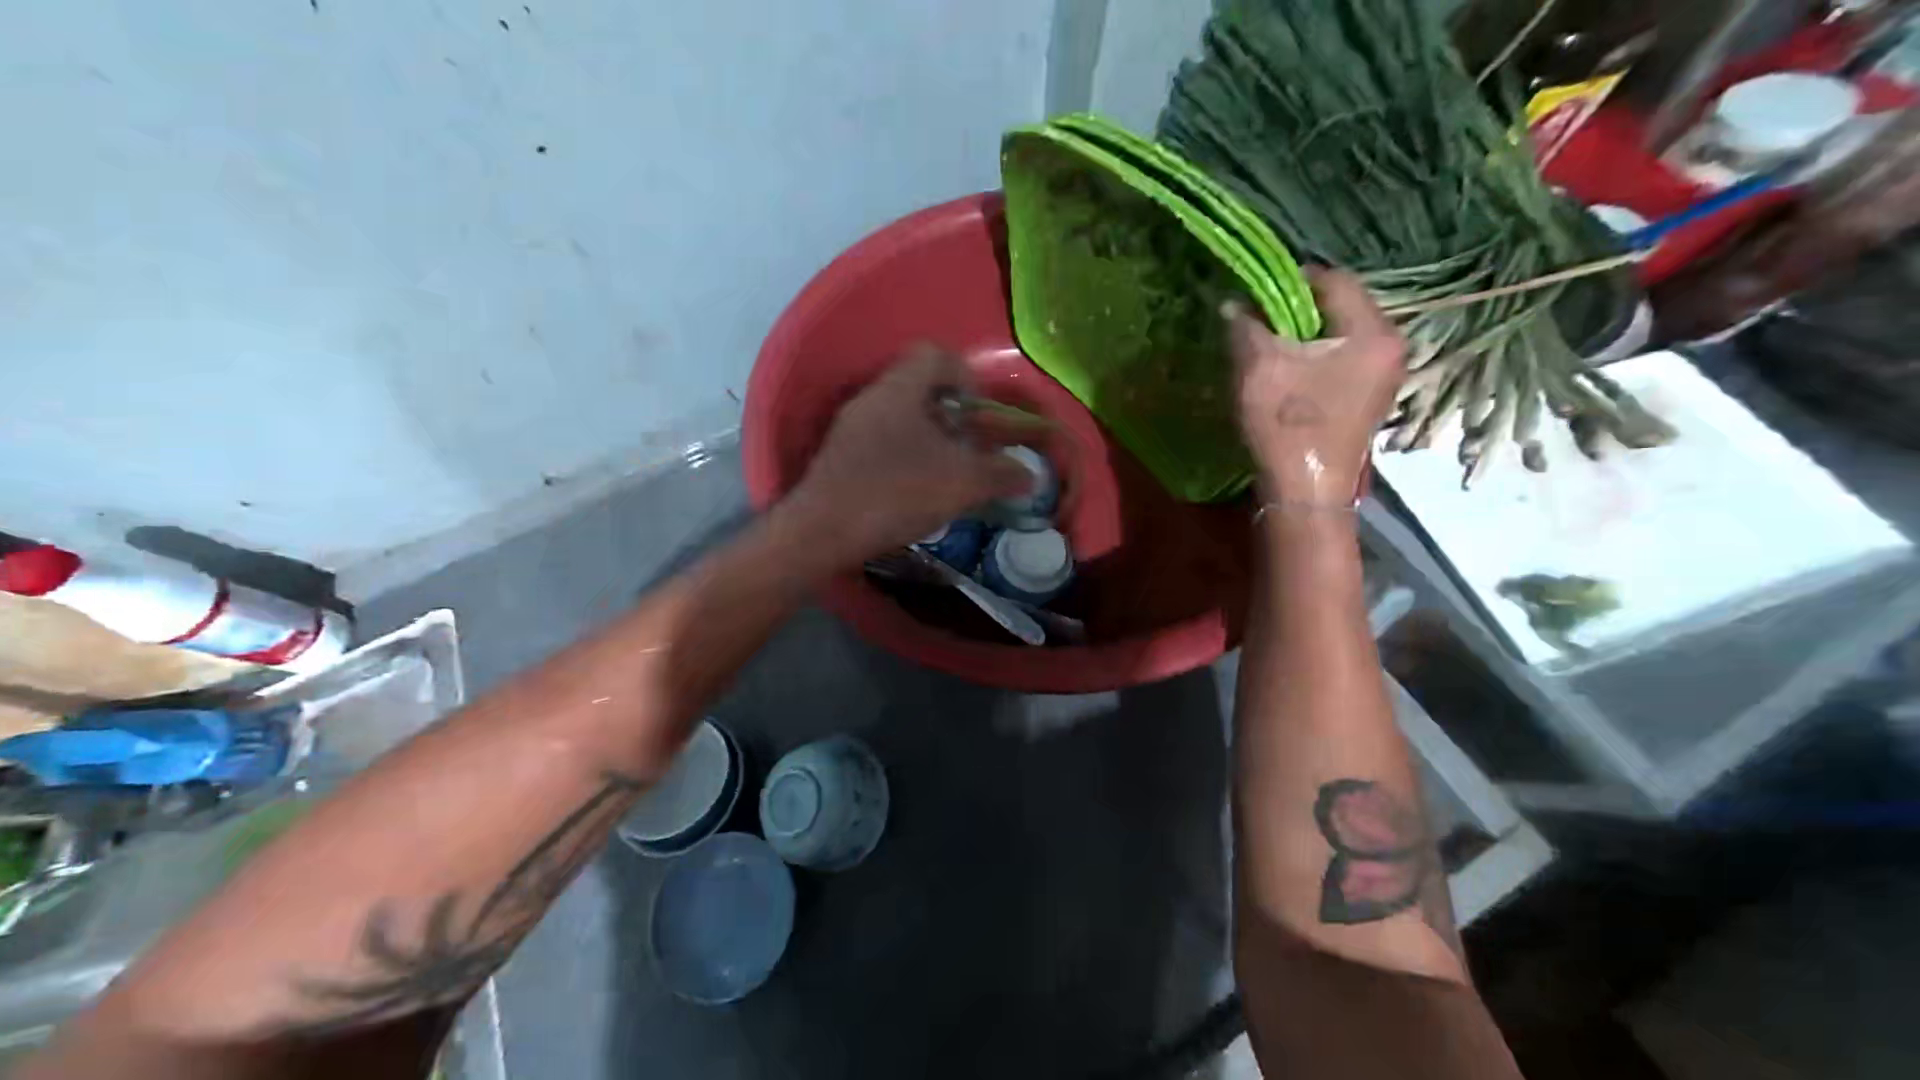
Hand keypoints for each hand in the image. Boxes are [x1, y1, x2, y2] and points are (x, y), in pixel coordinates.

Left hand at [784, 344, 1032, 565]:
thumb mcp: (961, 484)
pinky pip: (883, 444)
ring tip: (949, 475)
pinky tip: (917, 494)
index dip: (966, 376)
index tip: (979, 414)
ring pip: (902, 420)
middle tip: (971, 449)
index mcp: (899, 389)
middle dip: (953, 417)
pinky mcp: (840, 459)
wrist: (822, 533)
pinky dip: (907, 460)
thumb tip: (1028, 475)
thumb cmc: (895, 493)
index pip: (936, 354)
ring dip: (931, 442)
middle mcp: (871, 399)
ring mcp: (851, 429)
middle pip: (920, 389)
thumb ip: (1000, 475)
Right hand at [1230, 268, 1405, 507]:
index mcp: (1373, 332)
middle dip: (1294, 309)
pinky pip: (1341, 358)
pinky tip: (1285, 373)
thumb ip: (1246, 326)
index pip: (1333, 279)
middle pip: (1339, 306)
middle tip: (1256, 321)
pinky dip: (1312, 357)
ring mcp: (1383, 374)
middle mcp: (1390, 346)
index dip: (1290, 280)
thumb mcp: (1259, 367)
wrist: (1304, 493)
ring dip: (1301, 335)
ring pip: (1338, 334)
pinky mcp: (1368, 396)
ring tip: (1266, 347)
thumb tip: (1234, 302)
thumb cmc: (1288, 426)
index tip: (1254, 294)